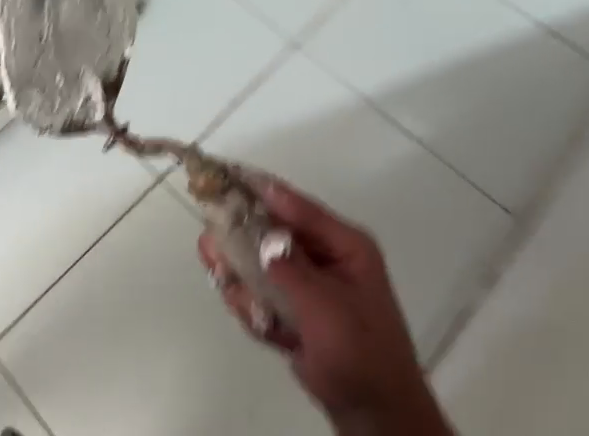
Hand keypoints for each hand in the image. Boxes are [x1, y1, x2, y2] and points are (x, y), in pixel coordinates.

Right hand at [199, 179, 450, 435]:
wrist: (374, 414)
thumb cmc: (361, 355)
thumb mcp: (326, 308)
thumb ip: (288, 267)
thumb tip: (256, 231)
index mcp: (341, 243)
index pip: (289, 202)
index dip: (251, 187)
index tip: (213, 176)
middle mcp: (319, 253)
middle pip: (260, 227)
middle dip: (237, 247)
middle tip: (215, 257)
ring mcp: (301, 278)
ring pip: (248, 259)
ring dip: (244, 286)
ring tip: (257, 313)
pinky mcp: (287, 302)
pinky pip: (251, 290)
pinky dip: (251, 309)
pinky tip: (269, 332)